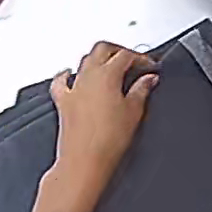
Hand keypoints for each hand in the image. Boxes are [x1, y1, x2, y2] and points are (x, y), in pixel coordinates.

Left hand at [46, 42, 157, 201]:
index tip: (149, 65)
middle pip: (102, 49)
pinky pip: (62, 81)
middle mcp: (87, 76)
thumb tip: (148, 79)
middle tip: (132, 59)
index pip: (126, 55)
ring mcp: (73, 88)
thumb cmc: (108, 140)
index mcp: (107, 74)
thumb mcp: (134, 111)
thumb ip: (142, 89)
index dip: (141, 58)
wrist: (84, 161)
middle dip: (119, 50)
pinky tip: (70, 74)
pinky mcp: (63, 102)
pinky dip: (67, 74)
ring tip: (111, 67)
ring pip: (84, 61)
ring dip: (99, 59)